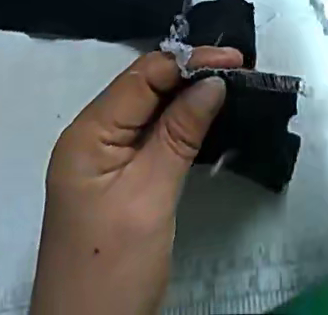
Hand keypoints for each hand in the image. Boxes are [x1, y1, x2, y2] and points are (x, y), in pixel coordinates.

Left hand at [31, 47, 243, 314]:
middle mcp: (91, 136)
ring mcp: (102, 161)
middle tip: (239, 67)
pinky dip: (177, 125)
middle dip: (188, 73)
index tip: (234, 58)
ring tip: (230, 84)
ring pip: (148, 112)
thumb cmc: (112, 269)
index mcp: (88, 132)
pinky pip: (148, 138)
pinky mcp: (117, 182)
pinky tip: (203, 119)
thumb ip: (179, 134)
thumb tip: (213, 82)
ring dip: (185, 97)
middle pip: (143, 89)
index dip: (187, 61)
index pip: (141, 77)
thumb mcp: (149, 197)